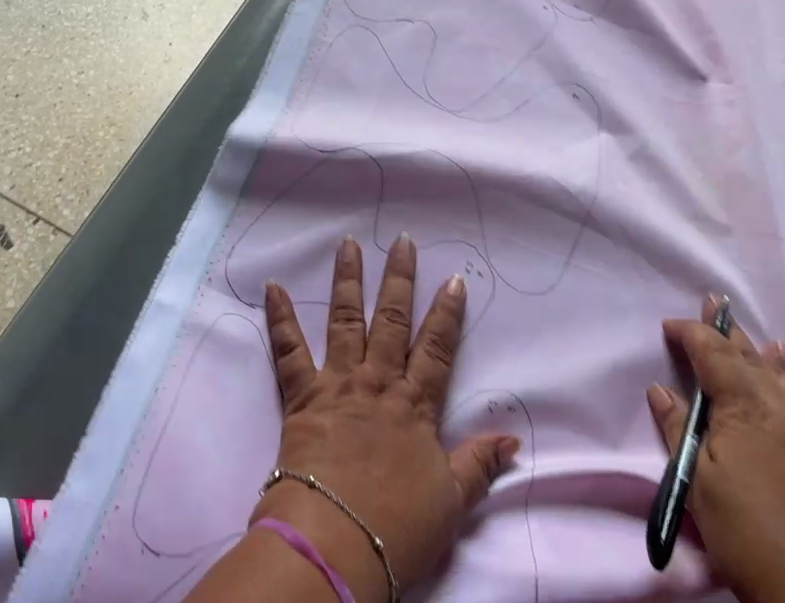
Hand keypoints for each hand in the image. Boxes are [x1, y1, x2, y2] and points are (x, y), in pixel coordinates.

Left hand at [253, 235, 519, 601]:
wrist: (336, 540)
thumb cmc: (397, 526)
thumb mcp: (451, 501)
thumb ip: (478, 465)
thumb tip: (511, 440)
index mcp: (415, 406)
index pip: (437, 349)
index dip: (447, 314)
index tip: (454, 280)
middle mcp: (378, 384)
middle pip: (393, 322)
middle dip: (400, 280)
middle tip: (403, 242)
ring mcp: (338, 385)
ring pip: (346, 322)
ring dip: (348, 281)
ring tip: (349, 245)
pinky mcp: (302, 397)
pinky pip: (289, 350)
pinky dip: (280, 318)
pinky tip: (272, 287)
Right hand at [647, 299, 784, 602]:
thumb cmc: (747, 533)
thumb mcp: (697, 483)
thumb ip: (679, 430)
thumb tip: (661, 389)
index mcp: (745, 409)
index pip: (714, 356)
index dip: (692, 334)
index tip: (669, 323)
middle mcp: (781, 412)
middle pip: (751, 361)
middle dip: (729, 333)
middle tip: (715, 304)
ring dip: (767, 358)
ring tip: (765, 340)